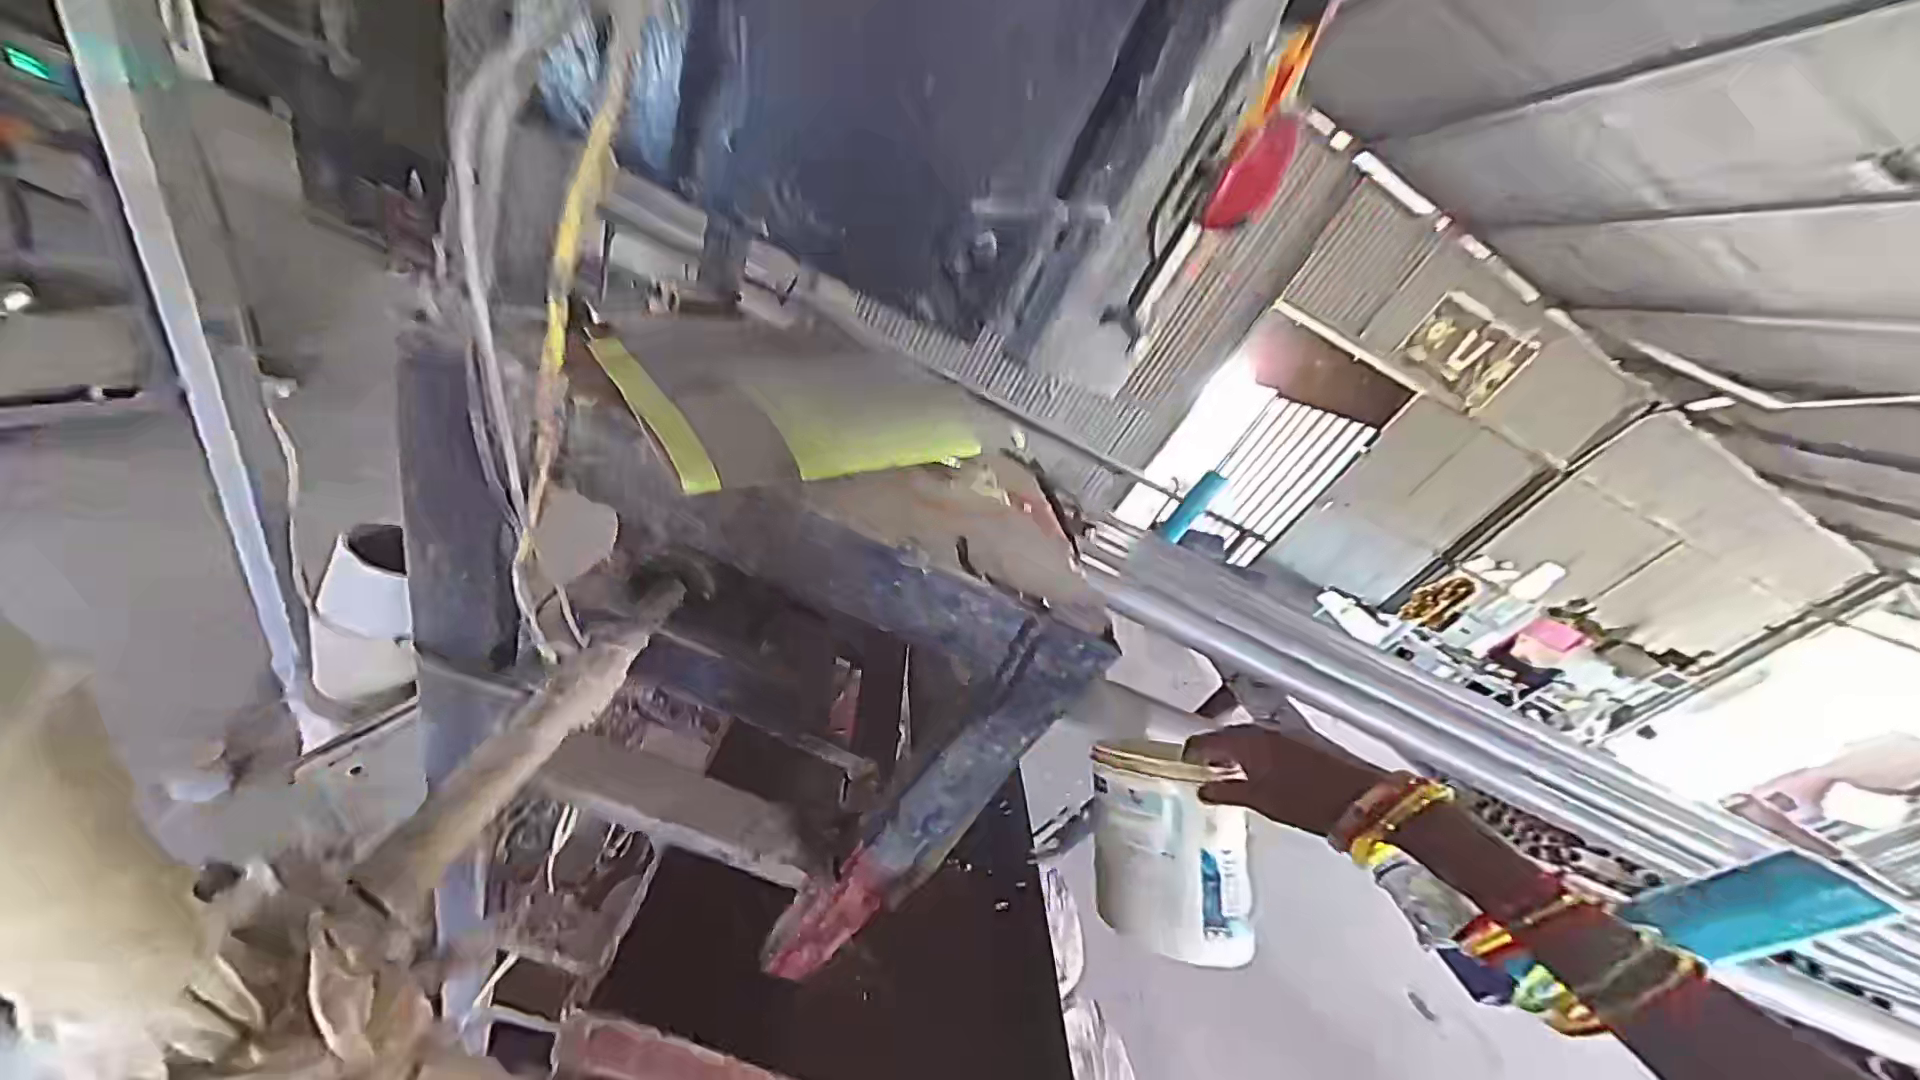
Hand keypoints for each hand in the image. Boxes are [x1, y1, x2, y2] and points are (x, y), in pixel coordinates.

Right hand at [1183, 725, 1384, 836]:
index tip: (1184, 762)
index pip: (1204, 739)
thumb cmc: (1309, 800)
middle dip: (1210, 749)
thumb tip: (1205, 791)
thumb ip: (1226, 792)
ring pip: (1243, 735)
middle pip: (1223, 733)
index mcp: (1244, 740)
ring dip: (1231, 749)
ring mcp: (1280, 731)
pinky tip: (1252, 769)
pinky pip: (1261, 739)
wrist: (1360, 800)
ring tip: (1224, 770)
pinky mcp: (1297, 739)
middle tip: (1200, 767)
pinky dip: (1250, 750)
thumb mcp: (1259, 800)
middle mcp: (1260, 728)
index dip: (1191, 752)